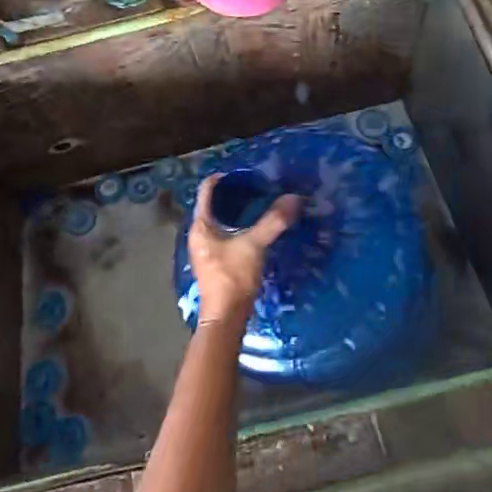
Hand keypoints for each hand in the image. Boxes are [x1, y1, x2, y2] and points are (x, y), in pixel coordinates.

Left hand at [187, 174, 301, 327]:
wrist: (226, 318)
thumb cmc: (233, 278)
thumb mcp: (254, 246)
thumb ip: (273, 222)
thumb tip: (294, 199)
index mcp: (200, 226)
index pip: (206, 190)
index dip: (224, 178)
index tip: (245, 173)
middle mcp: (198, 235)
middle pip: (213, 205)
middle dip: (234, 195)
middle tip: (258, 188)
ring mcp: (205, 250)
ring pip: (220, 222)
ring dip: (237, 213)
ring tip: (260, 205)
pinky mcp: (214, 263)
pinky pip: (225, 235)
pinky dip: (238, 228)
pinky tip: (255, 230)